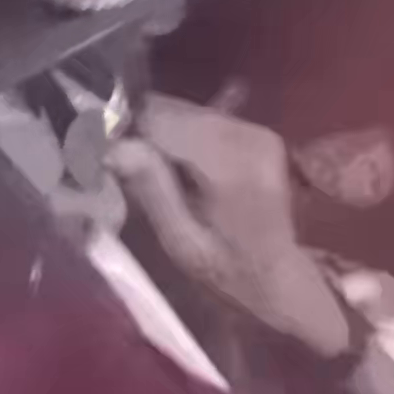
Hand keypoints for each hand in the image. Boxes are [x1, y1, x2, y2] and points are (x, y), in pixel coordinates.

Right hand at [105, 96, 349, 354]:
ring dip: (152, 131)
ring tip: (142, 166)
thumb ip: (152, 190)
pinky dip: (174, 130)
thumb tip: (114, 145)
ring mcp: (252, 129)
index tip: (100, 157)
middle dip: (135, 131)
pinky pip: (194, 115)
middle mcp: (246, 135)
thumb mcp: (184, 245)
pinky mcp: (251, 130)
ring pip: (176, 109)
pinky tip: (167, 158)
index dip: (121, 131)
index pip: (156, 120)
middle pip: (165, 109)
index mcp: (231, 165)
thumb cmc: (234, 275)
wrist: (293, 283)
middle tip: (117, 165)